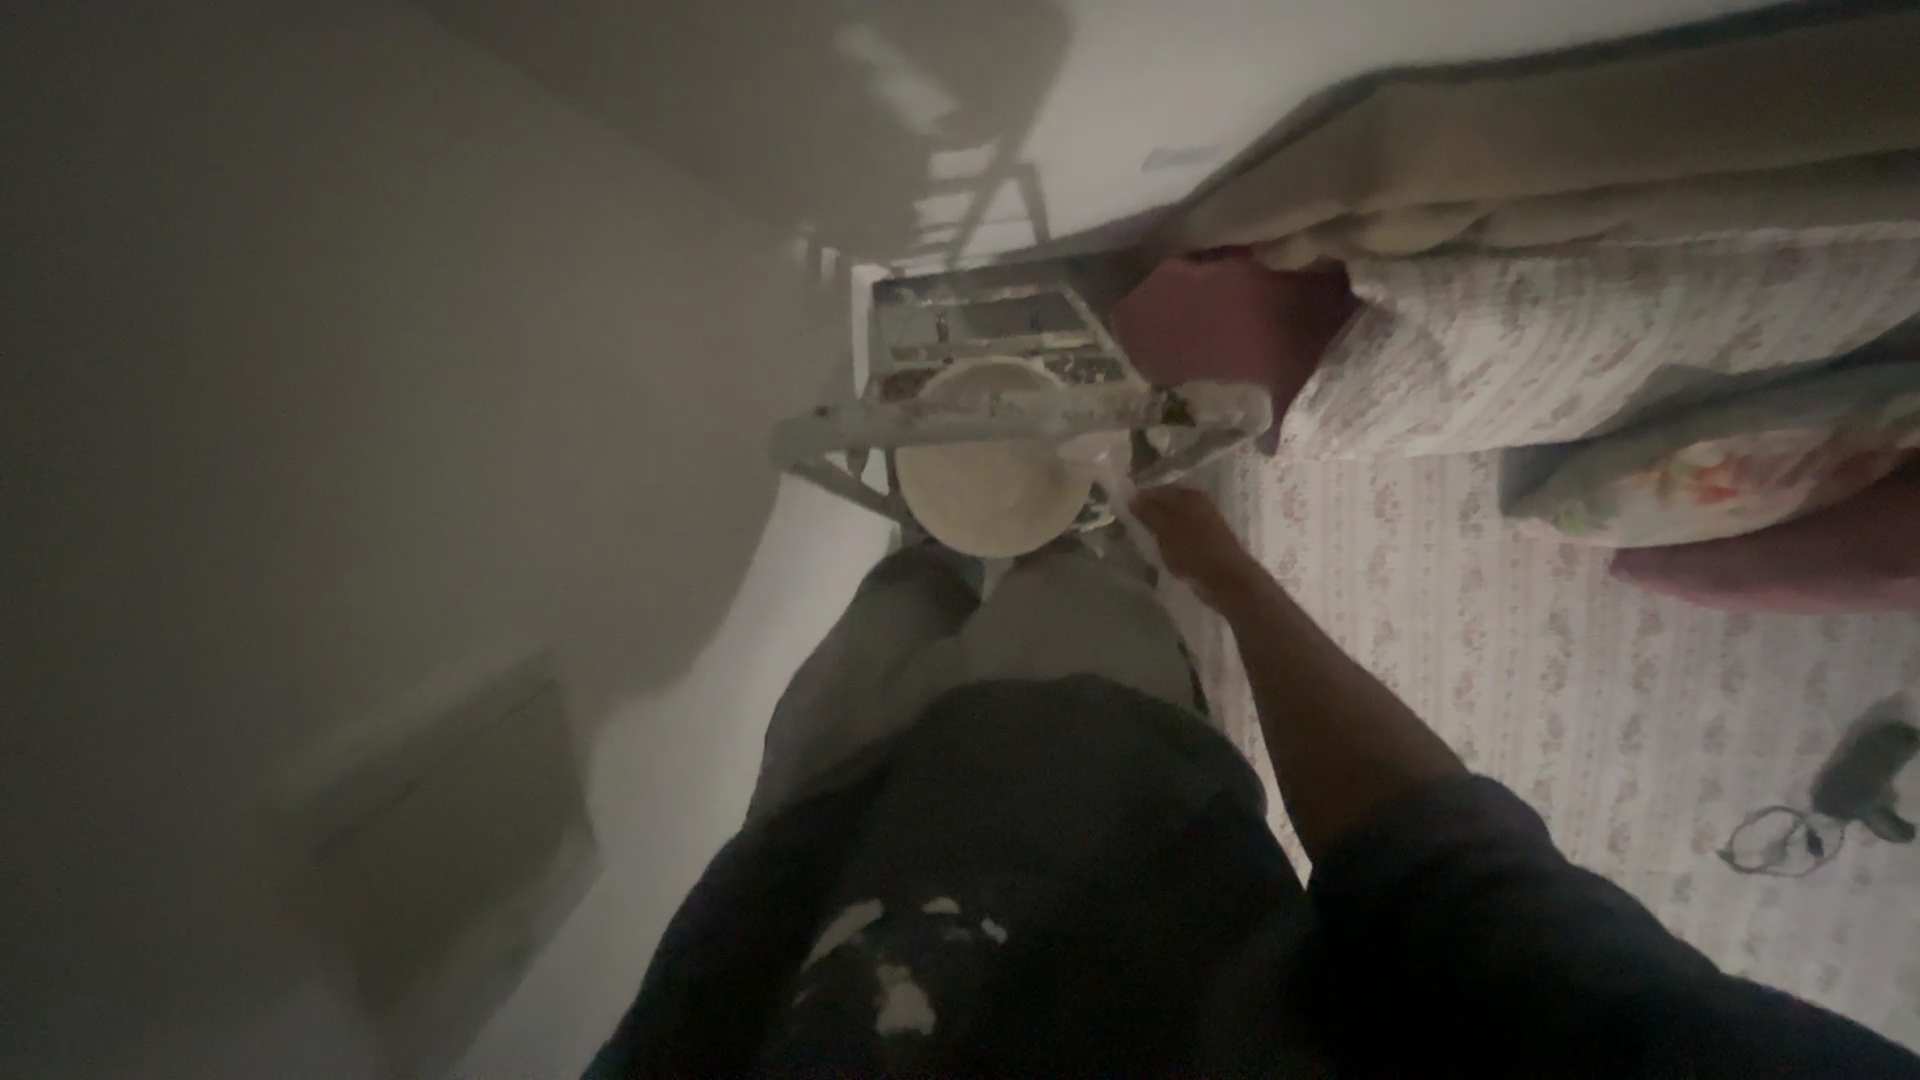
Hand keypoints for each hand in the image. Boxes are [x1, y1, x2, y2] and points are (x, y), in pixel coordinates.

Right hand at [1130, 485, 1264, 612]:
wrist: (1227, 579)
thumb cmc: (1194, 551)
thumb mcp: (1166, 531)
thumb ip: (1148, 513)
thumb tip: (1133, 498)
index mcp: (1189, 496)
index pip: (1156, 490)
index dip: (1139, 500)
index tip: (1122, 513)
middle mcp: (1198, 504)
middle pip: (1165, 504)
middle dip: (1148, 514)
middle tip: (1130, 527)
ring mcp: (1203, 522)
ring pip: (1172, 520)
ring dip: (1158, 529)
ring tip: (1144, 540)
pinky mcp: (1205, 540)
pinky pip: (1180, 534)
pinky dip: (1169, 540)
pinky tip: (1161, 550)